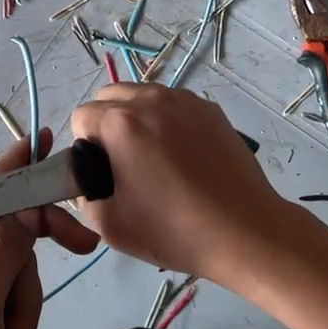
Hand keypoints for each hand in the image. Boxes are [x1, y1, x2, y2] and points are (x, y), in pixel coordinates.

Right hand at [70, 83, 287, 283]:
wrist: (246, 232)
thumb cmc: (175, 231)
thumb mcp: (111, 226)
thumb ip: (83, 195)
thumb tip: (86, 176)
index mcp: (120, 123)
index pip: (81, 116)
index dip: (85, 146)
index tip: (103, 173)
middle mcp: (149, 99)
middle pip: (108, 96)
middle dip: (106, 124)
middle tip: (124, 164)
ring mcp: (182, 99)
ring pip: (141, 95)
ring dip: (136, 118)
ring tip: (156, 158)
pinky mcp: (208, 107)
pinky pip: (172, 103)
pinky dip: (167, 120)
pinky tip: (184, 156)